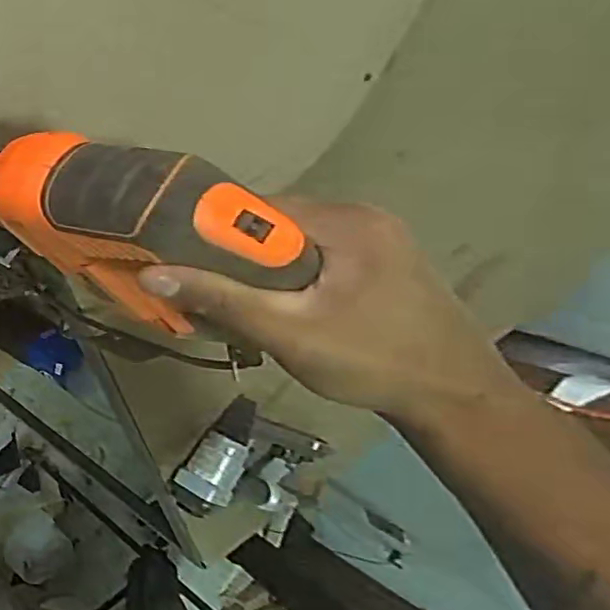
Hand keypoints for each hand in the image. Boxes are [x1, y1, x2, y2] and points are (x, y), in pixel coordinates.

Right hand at [137, 199, 527, 421]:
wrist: (460, 401)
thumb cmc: (374, 362)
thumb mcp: (286, 331)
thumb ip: (218, 297)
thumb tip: (149, 275)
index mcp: (346, 222)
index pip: (253, 208)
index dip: (210, 232)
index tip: (180, 261)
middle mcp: (362, 217)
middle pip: (269, 223)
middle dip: (231, 254)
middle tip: (203, 289)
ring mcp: (375, 237)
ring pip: (288, 240)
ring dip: (256, 267)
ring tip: (235, 301)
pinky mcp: (378, 259)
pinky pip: (310, 253)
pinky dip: (282, 273)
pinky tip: (274, 303)